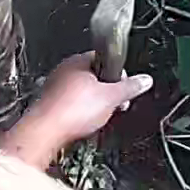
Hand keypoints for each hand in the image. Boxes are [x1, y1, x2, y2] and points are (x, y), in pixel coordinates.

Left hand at [2, 53, 152, 166]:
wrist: (45, 130)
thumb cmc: (72, 110)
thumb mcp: (112, 97)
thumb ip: (130, 87)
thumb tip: (144, 80)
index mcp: (77, 61)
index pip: (104, 58)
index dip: (119, 73)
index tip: (126, 88)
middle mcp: (63, 70)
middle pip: (94, 76)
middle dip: (108, 91)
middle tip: (115, 105)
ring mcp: (54, 86)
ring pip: (82, 91)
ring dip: (94, 103)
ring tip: (98, 116)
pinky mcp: (48, 103)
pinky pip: (70, 104)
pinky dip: (79, 112)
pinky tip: (82, 122)